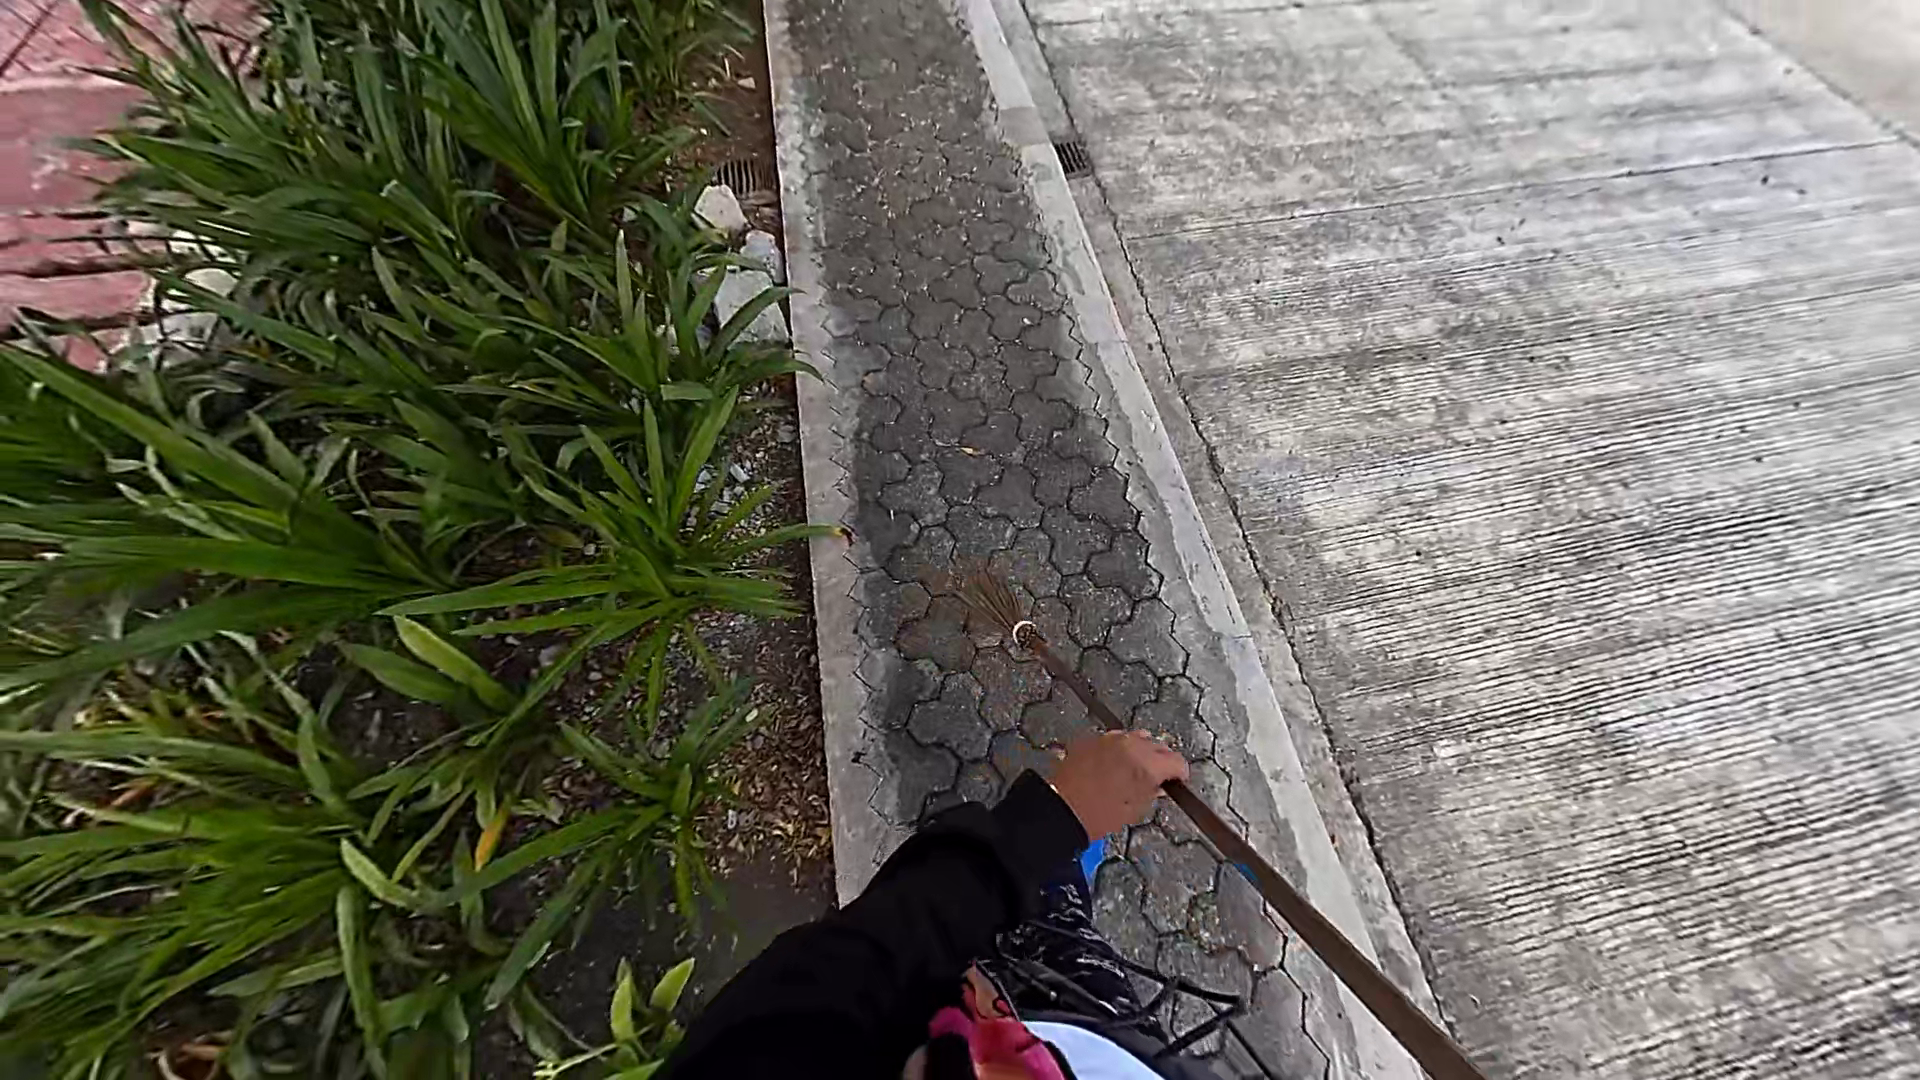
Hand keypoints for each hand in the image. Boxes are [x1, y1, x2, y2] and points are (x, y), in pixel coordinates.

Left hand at [1049, 730, 1189, 838]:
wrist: (1065, 807)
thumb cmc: (1100, 814)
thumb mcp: (1136, 809)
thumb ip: (1152, 791)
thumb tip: (1159, 783)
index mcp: (1148, 765)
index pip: (1177, 761)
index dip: (1179, 772)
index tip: (1177, 779)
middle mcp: (1131, 745)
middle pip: (1158, 744)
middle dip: (1161, 759)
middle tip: (1158, 775)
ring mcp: (1110, 738)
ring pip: (1136, 737)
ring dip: (1141, 749)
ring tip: (1136, 767)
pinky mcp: (1094, 737)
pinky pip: (1114, 738)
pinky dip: (1120, 747)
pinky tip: (1115, 762)